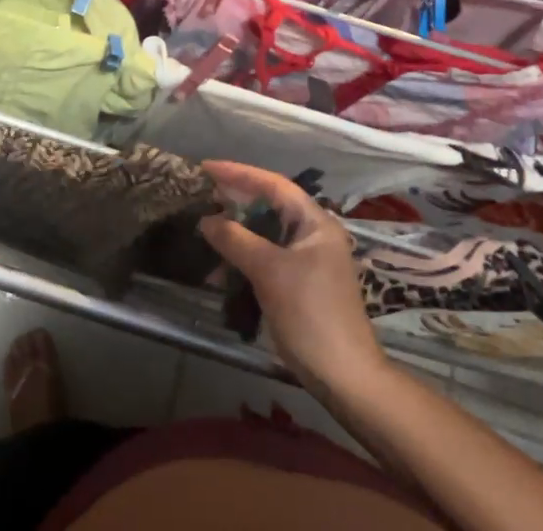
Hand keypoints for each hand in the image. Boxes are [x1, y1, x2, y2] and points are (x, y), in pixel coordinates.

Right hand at [198, 161, 387, 392]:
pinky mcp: (296, 284)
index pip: (275, 185)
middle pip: (270, 206)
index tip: (205, 168)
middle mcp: (313, 236)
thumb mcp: (269, 271)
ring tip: (203, 228)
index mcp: (316, 224)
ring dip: (235, 230)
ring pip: (264, 233)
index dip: (239, 173)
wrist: (342, 373)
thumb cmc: (311, 313)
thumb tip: (206, 219)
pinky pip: (264, 258)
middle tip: (200, 195)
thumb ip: (235, 239)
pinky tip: (217, 266)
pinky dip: (241, 256)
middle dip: (235, 200)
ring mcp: (306, 262)